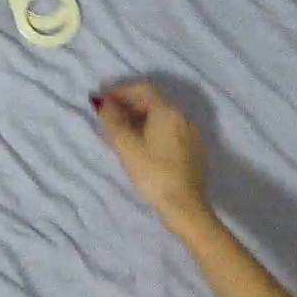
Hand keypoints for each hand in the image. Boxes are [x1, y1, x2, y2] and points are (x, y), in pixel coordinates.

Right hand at [92, 80, 213, 236]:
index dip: (120, 90)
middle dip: (129, 103)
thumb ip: (112, 119)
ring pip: (162, 116)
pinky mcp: (195, 150)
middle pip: (153, 101)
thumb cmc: (153, 172)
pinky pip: (170, 129)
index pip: (142, 89)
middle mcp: (183, 117)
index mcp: (168, 112)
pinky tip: (142, 143)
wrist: (185, 207)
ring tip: (122, 129)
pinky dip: (153, 128)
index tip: (102, 99)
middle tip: (109, 114)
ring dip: (140, 116)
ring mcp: (192, 134)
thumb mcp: (126, 145)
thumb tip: (104, 102)